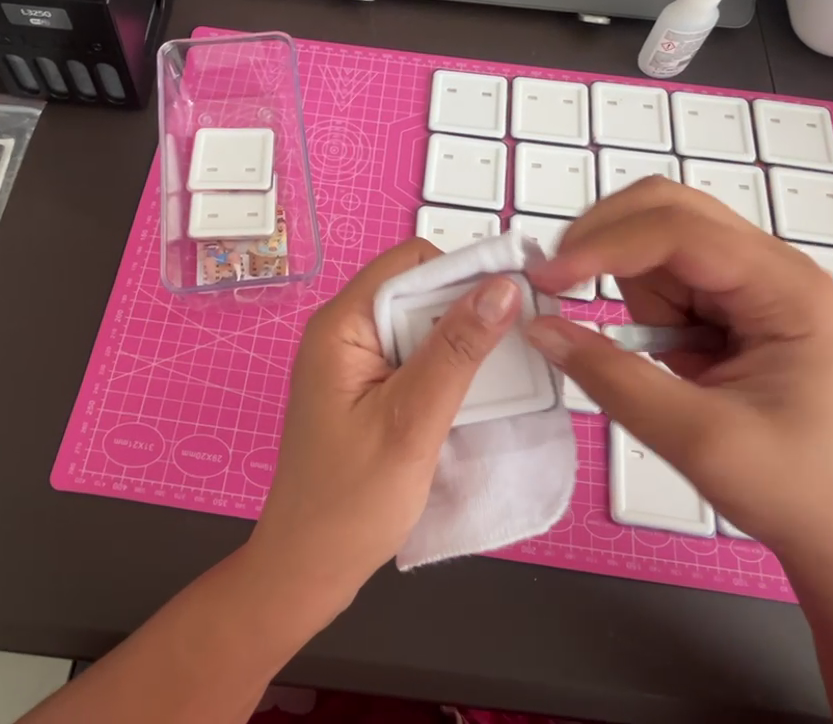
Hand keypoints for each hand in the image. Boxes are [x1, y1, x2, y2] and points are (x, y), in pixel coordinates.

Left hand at [249, 239, 522, 605]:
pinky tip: (480, 391)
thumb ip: (456, 352)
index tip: (516, 296)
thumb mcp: (411, 421)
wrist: (310, 568)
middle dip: (469, 309)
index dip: (464, 270)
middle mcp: (346, 333)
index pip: (409, 263)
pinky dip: (450, 369)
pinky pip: (416, 360)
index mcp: (342, 326)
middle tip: (523, 338)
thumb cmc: (350, 502)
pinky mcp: (369, 391)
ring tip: (511, 367)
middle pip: (418, 292)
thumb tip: (501, 288)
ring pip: (422, 328)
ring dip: (464, 343)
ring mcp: (355, 364)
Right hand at [522, 178, 832, 553]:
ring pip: (654, 239)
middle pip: (668, 209)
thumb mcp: (695, 439)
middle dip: (604, 239)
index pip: (681, 232)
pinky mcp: (727, 300)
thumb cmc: (789, 486)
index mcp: (786, 289)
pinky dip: (635, 301)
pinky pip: (659, 274)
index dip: (605, 244)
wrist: (832, 526)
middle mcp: (770, 267)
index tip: (546, 280)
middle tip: (558, 285)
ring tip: (661, 354)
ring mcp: (748, 280)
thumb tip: (539, 327)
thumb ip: (612, 378)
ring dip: (625, 281)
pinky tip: (664, 349)